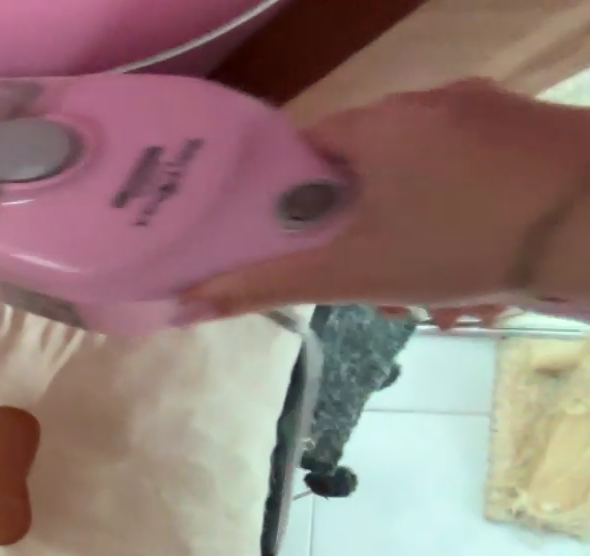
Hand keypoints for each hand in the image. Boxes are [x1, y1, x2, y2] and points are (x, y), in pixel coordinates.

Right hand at [185, 80, 589, 317]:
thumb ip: (256, 287)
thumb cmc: (460, 242)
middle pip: (344, 155)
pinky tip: (436, 230)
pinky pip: (448, 155)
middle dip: (328, 205)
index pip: (293, 148)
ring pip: (397, 157)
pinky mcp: (526, 125)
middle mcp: (427, 100)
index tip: (264, 233)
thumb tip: (176, 309)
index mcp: (376, 123)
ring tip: (379, 249)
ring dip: (378, 200)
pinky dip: (429, 189)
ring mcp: (484, 107)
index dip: (270, 193)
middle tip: (321, 252)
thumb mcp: (345, 274)